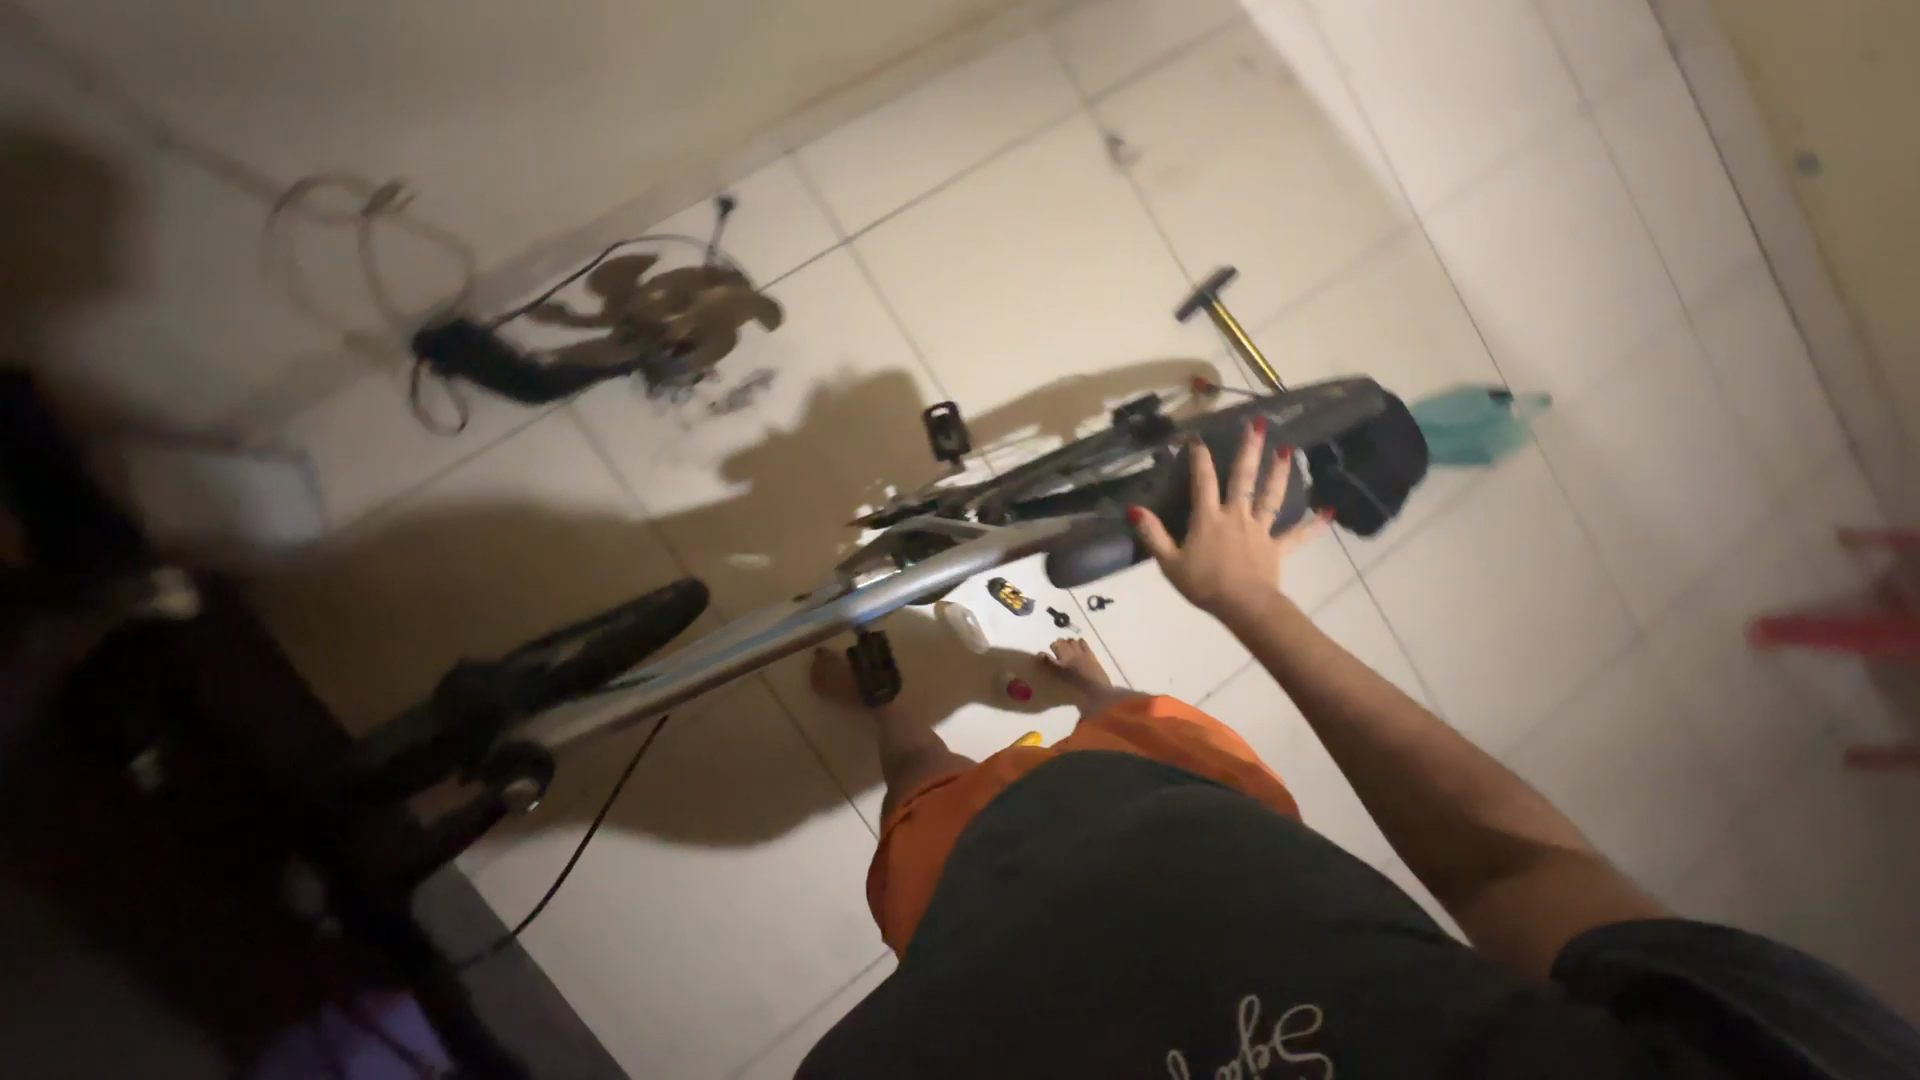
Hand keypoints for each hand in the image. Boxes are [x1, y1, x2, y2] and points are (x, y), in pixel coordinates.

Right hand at [1129, 419, 1328, 619]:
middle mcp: (1236, 516)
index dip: (1199, 458)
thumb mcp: (1169, 562)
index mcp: (1208, 518)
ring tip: (1288, 451)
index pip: (1202, 481)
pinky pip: (1297, 535)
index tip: (1198, 438)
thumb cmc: (1203, 584)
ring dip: (1280, 473)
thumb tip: (1135, 509)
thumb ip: (1153, 534)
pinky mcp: (1277, 547)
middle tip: (1257, 425)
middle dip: (1249, 450)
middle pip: (1243, 478)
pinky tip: (1329, 513)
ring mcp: (1260, 530)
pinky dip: (1313, 525)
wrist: (1242, 605)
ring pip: (1271, 497)